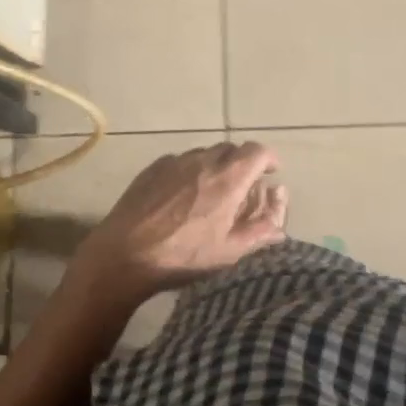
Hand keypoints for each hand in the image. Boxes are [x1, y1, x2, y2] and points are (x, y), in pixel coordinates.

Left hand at [68, 142, 287, 301]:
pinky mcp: (151, 169)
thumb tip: (280, 199)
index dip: (268, 159)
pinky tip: (182, 195)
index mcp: (228, 178)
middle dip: (242, 164)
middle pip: (231, 149)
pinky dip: (189, 171)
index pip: (257, 151)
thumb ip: (263, 224)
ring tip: (212, 192)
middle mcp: (202, 161)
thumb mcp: (231, 250)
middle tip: (243, 188)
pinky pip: (179, 161)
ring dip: (215, 166)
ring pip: (204, 153)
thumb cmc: (184, 256)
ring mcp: (173, 162)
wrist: (125, 253)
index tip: (271, 173)